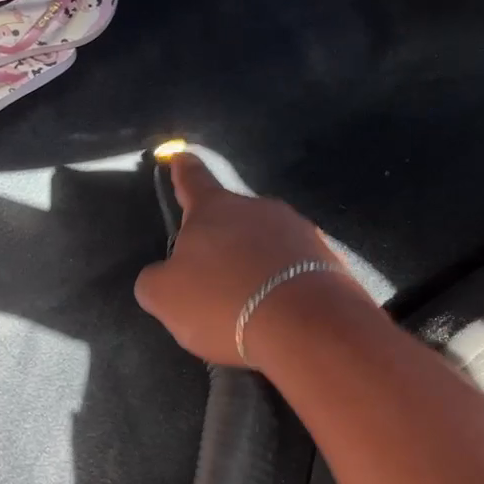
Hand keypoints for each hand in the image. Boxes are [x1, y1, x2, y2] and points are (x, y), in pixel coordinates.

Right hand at [135, 152, 366, 367]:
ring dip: (253, 262)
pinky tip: (276, 312)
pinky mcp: (329, 259)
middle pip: (231, 216)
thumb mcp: (165, 297)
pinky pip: (294, 267)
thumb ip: (154, 279)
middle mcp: (258, 208)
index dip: (182, 169)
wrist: (309, 328)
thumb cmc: (224, 302)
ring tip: (246, 301)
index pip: (193, 178)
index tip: (179, 156)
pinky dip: (281, 283)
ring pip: (265, 241)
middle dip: (221, 238)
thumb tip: (162, 274)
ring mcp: (299, 230)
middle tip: (212, 274)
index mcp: (214, 208)